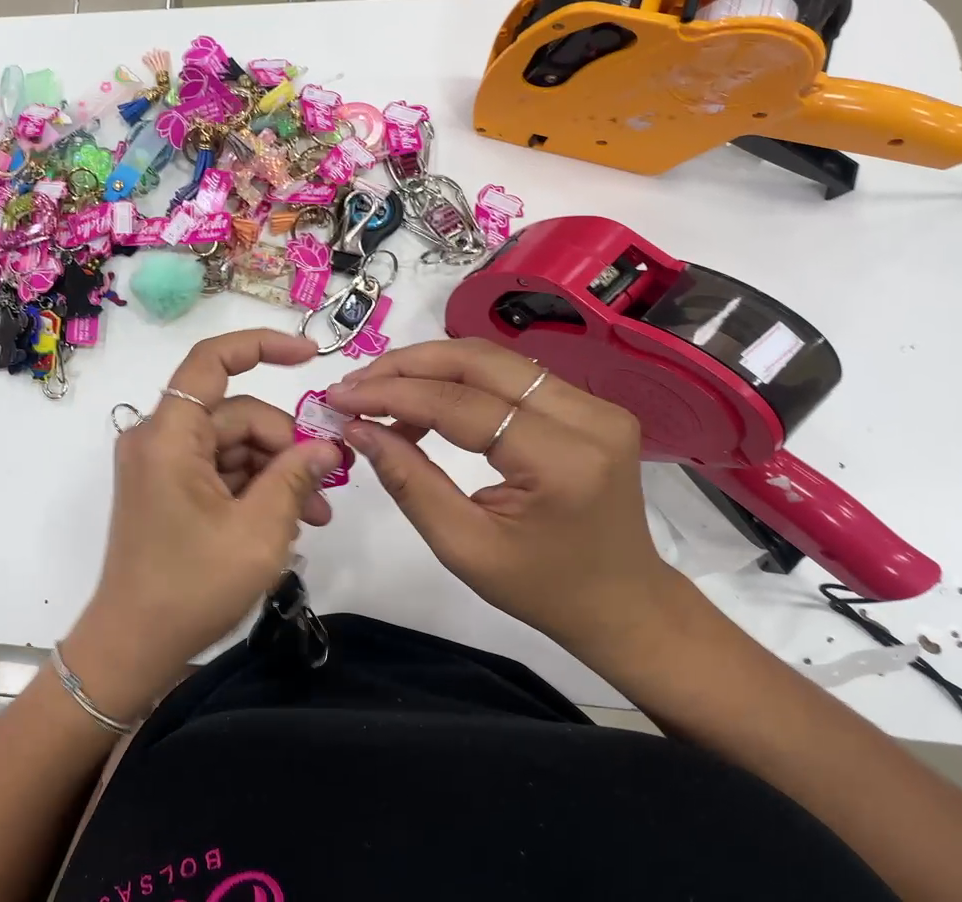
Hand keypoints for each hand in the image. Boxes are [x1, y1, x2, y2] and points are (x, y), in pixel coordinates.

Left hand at [66, 330, 342, 718]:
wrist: (134, 643)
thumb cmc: (192, 587)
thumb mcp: (259, 532)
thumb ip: (295, 477)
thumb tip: (326, 446)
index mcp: (168, 436)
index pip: (210, 361)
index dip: (261, 346)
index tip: (310, 357)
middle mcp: (157, 439)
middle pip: (235, 413)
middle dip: (286, 444)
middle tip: (327, 492)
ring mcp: (159, 465)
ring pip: (232, 444)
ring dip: (275, 472)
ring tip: (314, 518)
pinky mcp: (165, 488)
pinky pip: (217, 469)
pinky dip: (253, 488)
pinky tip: (285, 523)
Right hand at [323, 338, 686, 652]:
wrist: (622, 602)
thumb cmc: (540, 588)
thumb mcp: (462, 546)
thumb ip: (409, 481)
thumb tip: (356, 429)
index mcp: (562, 461)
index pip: (461, 405)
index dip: (393, 395)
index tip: (338, 397)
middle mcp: (588, 418)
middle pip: (480, 361)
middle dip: (406, 366)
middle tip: (353, 385)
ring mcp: (594, 406)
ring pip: (492, 359)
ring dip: (427, 367)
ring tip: (376, 391)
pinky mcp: (587, 406)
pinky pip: (508, 376)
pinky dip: (455, 380)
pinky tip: (420, 403)